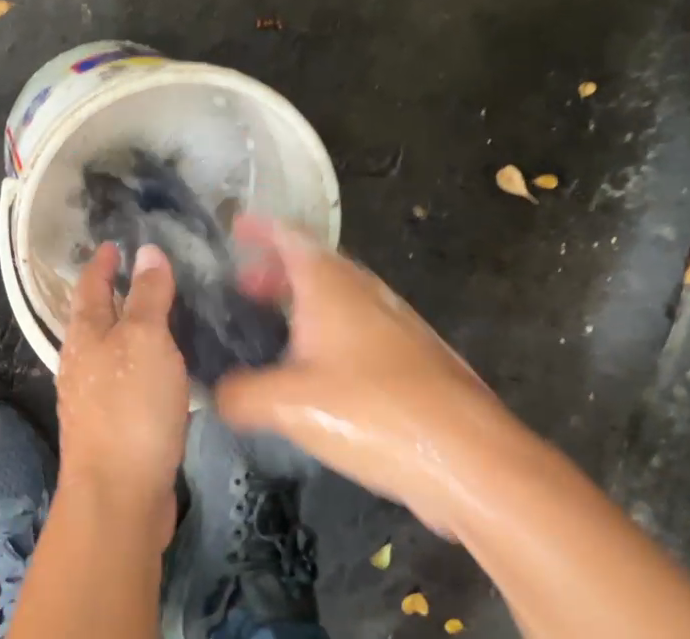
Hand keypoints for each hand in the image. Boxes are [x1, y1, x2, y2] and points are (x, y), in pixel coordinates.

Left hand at [54, 242, 188, 546]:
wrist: (118, 494)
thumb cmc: (130, 407)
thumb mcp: (144, 340)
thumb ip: (147, 297)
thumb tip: (147, 250)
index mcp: (85, 333)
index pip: (90, 284)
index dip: (102, 262)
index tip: (113, 243)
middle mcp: (82, 359)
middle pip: (97, 316)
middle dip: (115, 293)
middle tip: (145, 273)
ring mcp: (94, 395)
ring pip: (112, 349)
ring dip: (131, 329)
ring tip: (162, 315)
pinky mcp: (114, 425)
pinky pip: (128, 379)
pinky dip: (144, 363)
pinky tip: (166, 370)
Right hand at [215, 216, 515, 533]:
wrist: (475, 462)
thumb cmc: (373, 414)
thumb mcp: (287, 406)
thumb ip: (240, 395)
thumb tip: (215, 394)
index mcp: (331, 286)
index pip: (290, 237)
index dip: (260, 228)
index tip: (234, 226)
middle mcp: (366, 294)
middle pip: (315, 265)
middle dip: (276, 271)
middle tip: (241, 288)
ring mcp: (397, 326)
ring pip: (341, 299)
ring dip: (304, 304)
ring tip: (273, 330)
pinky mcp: (417, 362)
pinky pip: (360, 330)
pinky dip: (329, 334)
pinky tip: (317, 374)